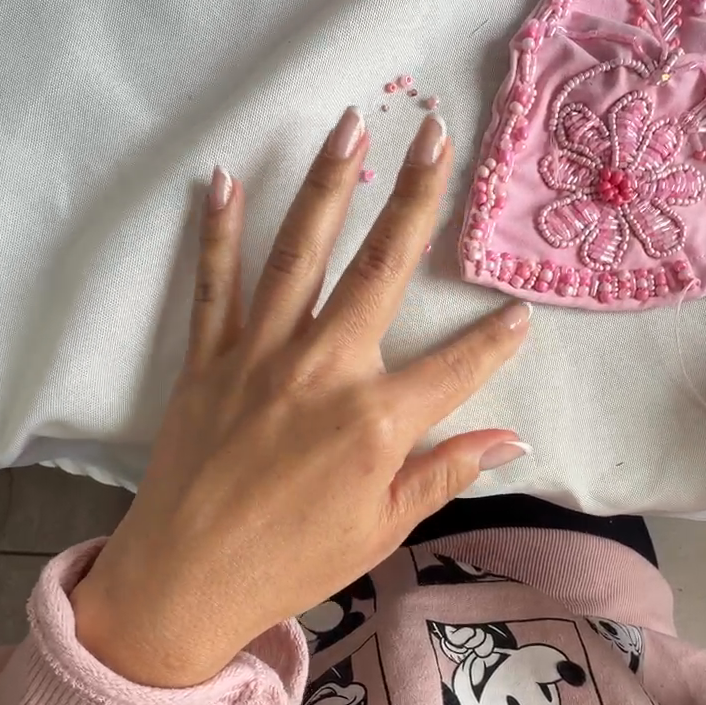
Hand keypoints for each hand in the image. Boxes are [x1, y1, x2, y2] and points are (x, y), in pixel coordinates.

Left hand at [70, 109, 530, 687]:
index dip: (494, 343)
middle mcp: (323, 371)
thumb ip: (444, 473)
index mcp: (375, 422)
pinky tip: (226, 180)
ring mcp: (260, 357)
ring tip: (351, 124)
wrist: (184, 580)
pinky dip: (219, 231)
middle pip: (380, 272)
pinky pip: (214, 284)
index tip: (521, 313)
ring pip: (300, 255)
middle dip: (416, 199)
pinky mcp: (208, 360)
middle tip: (437, 134)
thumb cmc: (291, 564)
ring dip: (329, 185)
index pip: (455, 368)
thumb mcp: (381, 529)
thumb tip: (512, 443)